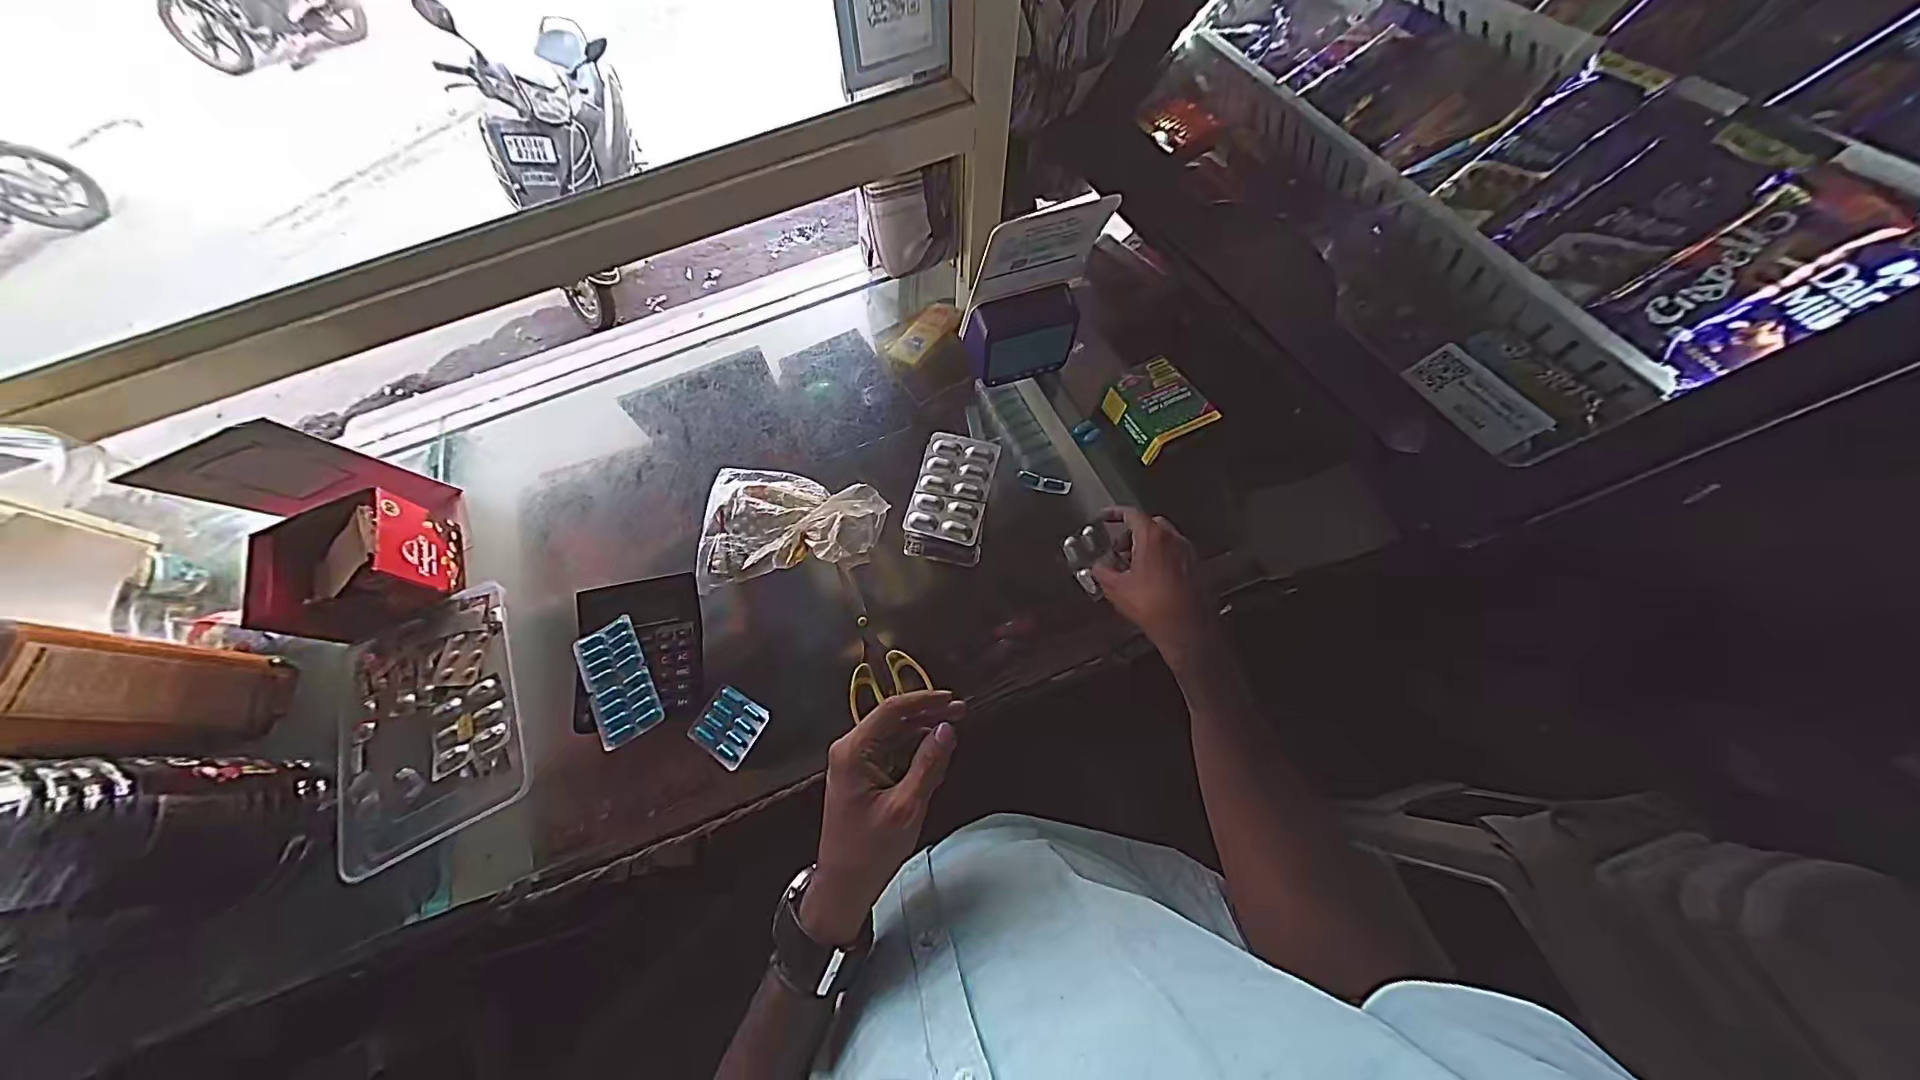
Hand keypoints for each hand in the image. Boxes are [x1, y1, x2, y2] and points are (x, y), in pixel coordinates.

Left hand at [801, 690, 963, 945]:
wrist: (844, 885)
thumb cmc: (868, 851)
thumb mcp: (906, 807)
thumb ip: (928, 765)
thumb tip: (946, 730)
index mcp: (853, 751)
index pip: (891, 710)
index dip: (923, 700)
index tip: (950, 699)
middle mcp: (850, 750)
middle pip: (893, 718)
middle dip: (927, 713)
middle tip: (959, 711)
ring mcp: (855, 761)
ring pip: (894, 734)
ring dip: (922, 730)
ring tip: (952, 728)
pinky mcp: (863, 774)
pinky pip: (892, 750)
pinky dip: (914, 748)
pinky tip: (935, 751)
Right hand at [1090, 507, 1214, 656]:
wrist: (1186, 629)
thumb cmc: (1157, 606)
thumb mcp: (1116, 588)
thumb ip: (1102, 572)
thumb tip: (1098, 569)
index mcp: (1153, 537)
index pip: (1133, 514)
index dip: (1116, 514)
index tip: (1108, 516)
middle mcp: (1174, 541)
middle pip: (1150, 525)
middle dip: (1132, 534)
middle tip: (1119, 547)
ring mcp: (1188, 554)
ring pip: (1164, 540)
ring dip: (1147, 547)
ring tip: (1133, 565)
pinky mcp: (1196, 569)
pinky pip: (1175, 555)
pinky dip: (1161, 559)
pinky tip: (1150, 578)